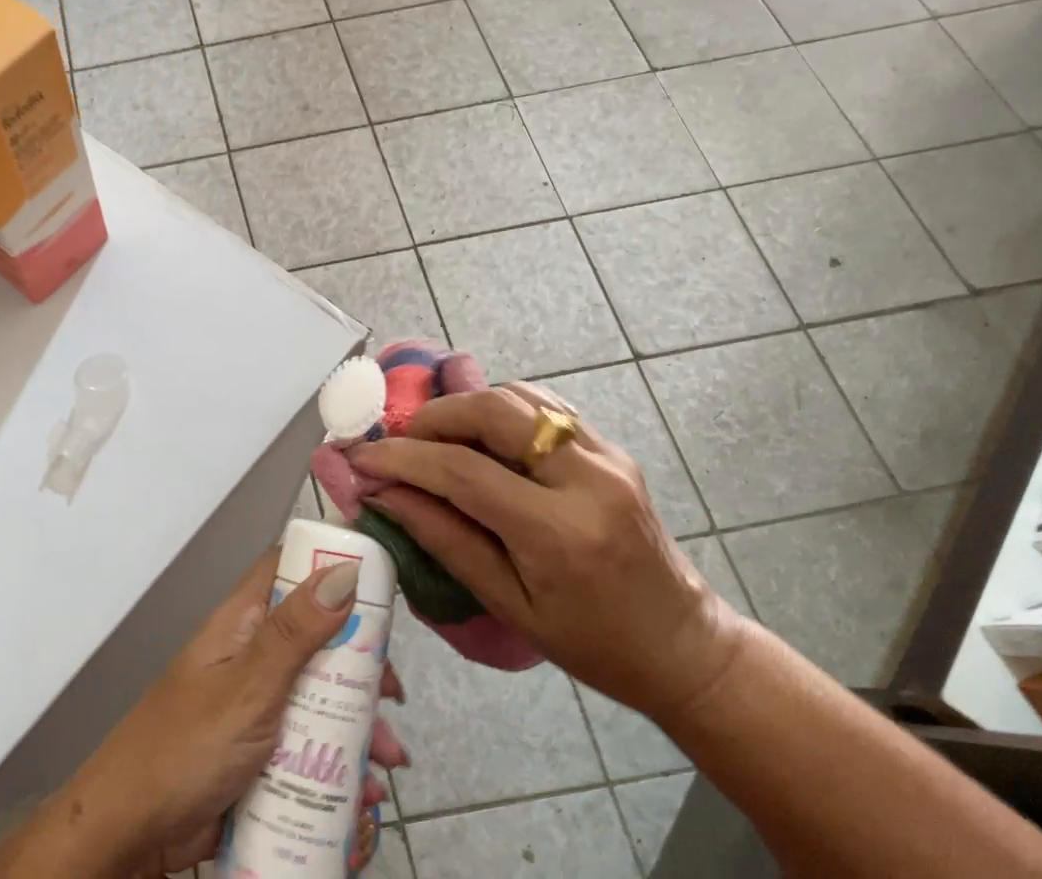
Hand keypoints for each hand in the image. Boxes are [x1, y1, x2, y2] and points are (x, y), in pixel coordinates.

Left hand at [0, 549, 408, 876]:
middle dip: (362, 669)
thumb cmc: (187, 747)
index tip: (382, 590)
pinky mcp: (263, 752)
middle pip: (319, 642)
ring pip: (323, 699)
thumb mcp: (249, 687)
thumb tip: (343, 569)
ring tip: (388, 762)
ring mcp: (258, 706)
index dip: (333, 570)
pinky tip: (363, 795)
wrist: (135, 828)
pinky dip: (341, 764)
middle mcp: (252, 657)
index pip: (288, 571)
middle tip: (393, 698)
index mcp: (241, 625)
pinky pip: (312, 747)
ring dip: (360, 726)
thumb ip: (295, 633)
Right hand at [351, 382, 749, 721]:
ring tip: (434, 441)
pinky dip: (499, 410)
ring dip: (466, 408)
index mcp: (559, 532)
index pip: (462, 471)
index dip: (402, 459)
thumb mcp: (507, 604)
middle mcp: (588, 479)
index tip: (360, 459)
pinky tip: (479, 439)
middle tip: (401, 445)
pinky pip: (544, 408)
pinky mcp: (612, 450)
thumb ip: (444, 539)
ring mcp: (607, 457)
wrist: (682, 645)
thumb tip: (383, 495)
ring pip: (520, 397)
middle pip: (494, 411)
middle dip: (433, 417)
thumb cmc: (591, 643)